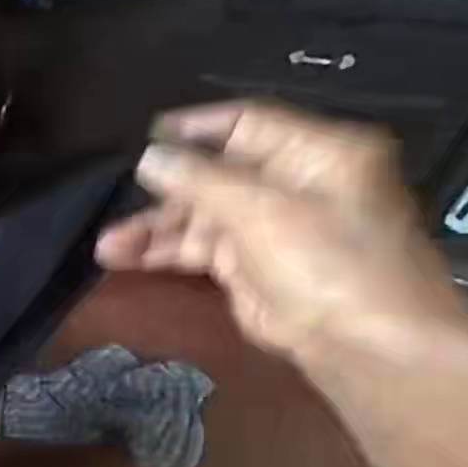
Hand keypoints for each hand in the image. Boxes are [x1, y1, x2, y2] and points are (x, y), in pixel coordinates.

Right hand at [95, 100, 467, 368]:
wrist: (360, 343)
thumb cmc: (328, 263)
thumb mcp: (262, 211)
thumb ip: (199, 180)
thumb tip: (148, 157)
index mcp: (313, 153)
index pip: (245, 124)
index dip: (194, 128)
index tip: (144, 137)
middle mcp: (289, 183)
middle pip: (212, 174)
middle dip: (162, 194)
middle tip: (115, 205)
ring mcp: (266, 225)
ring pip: (197, 215)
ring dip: (152, 229)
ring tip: (107, 247)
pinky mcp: (245, 263)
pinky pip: (195, 247)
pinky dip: (161, 252)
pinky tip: (124, 259)